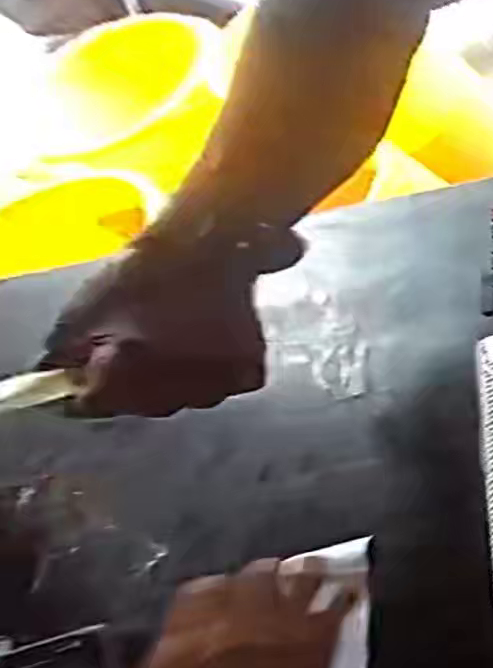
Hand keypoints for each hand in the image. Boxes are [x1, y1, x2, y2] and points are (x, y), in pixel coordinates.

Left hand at [40, 227, 299, 417]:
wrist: (205, 261)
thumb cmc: (142, 281)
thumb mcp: (82, 316)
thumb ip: (70, 357)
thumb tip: (66, 383)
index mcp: (133, 366)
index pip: (99, 406)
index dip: (83, 397)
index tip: (76, 390)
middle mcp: (184, 378)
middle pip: (151, 407)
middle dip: (134, 392)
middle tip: (123, 370)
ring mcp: (224, 375)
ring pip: (194, 399)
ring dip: (177, 387)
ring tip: (168, 361)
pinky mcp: (252, 368)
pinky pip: (230, 388)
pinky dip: (216, 379)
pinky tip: (204, 359)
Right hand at [129, 559, 358, 667]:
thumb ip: (170, 650)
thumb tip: (188, 623)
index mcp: (187, 639)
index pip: (203, 589)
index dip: (218, 585)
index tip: (228, 586)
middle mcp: (238, 626)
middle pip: (256, 576)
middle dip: (266, 572)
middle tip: (273, 572)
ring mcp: (286, 628)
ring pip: (302, 579)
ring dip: (309, 571)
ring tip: (312, 568)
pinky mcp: (321, 638)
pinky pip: (340, 602)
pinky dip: (346, 593)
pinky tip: (349, 590)